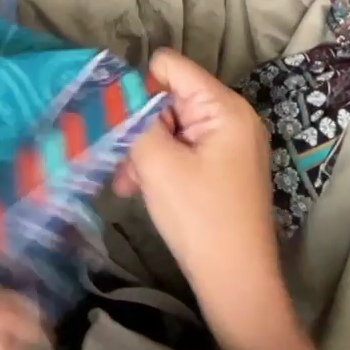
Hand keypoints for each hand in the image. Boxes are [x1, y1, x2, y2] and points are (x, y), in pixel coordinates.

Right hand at [114, 50, 314, 349]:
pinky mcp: (222, 163)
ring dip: (145, 148)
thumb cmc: (199, 217)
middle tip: (126, 161)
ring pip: (169, 123)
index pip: (169, 66)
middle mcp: (231, 116)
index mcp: (224, 107)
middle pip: (168, 95)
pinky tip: (142, 188)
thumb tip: (115, 89)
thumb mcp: (156, 161)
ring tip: (130, 182)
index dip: (141, 88)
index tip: (128, 122)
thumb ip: (133, 116)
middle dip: (141, 125)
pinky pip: (181, 145)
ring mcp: (229, 141)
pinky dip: (159, 162)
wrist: (235, 283)